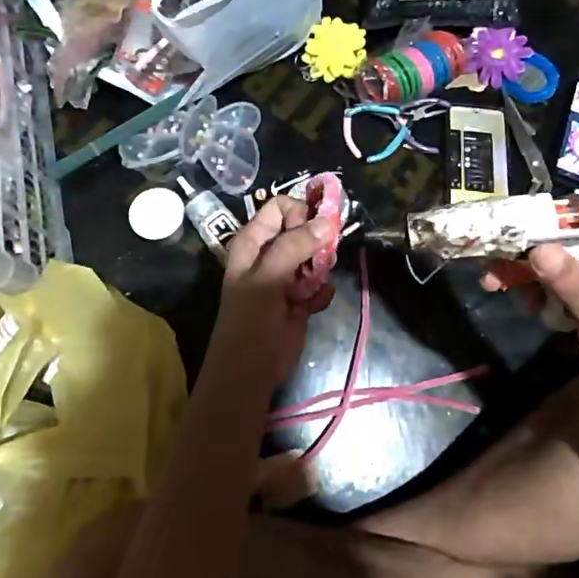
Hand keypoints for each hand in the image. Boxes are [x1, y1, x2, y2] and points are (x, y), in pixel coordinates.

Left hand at [218, 197, 337, 378]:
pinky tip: (311, 306)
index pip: (280, 207)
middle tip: (320, 259)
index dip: (301, 212)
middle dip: (317, 242)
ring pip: (316, 255)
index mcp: (253, 242)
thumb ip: (295, 246)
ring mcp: (286, 276)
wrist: (251, 370)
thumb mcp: (268, 277)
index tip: (316, 228)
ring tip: (313, 285)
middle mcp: (270, 254)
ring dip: (321, 269)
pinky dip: (320, 293)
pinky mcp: (301, 297)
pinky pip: (321, 283)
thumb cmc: (250, 320)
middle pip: (303, 228)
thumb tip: (327, 221)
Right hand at [507, 233, 578, 400]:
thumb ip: (574, 286)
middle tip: (488, 266)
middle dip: (523, 251)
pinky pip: (555, 276)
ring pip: (552, 256)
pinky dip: (536, 287)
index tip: (503, 231)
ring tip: (494, 285)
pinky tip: (526, 303)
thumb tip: (539, 249)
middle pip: (559, 237)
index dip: (539, 222)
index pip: (578, 220)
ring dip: (524, 271)